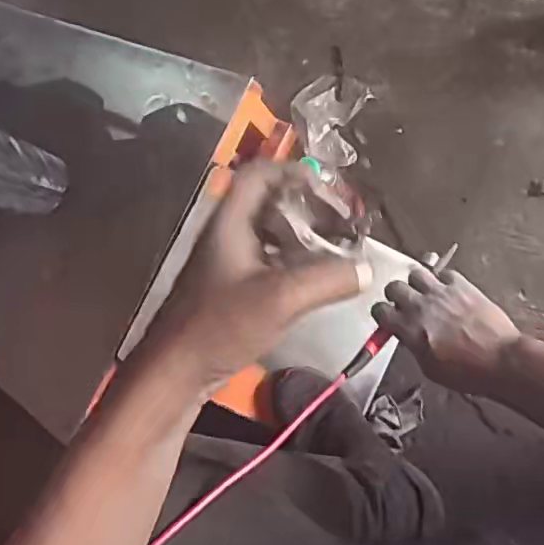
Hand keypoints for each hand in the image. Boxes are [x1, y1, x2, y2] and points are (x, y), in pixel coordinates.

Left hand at [138, 162, 370, 391]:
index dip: (294, 172)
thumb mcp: (280, 299)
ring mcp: (229, 262)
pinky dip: (295, 260)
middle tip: (341, 219)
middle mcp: (228, 236)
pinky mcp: (233, 288)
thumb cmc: (221, 326)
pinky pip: (269, 261)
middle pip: (269, 202)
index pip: (259, 175)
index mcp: (230, 224)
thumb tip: (366, 269)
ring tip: (337, 244)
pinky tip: (317, 277)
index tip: (328, 188)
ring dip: (304, 234)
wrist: (177, 371)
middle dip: (308, 205)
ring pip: (271, 233)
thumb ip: (327, 280)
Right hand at [371, 267, 520, 396]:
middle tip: (405, 304)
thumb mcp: (429, 368)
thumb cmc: (468, 372)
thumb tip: (408, 335)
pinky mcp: (462, 286)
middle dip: (397, 295)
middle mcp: (422, 306)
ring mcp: (443, 292)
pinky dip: (443, 280)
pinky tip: (448, 291)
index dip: (383, 315)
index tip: (388, 318)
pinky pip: (444, 272)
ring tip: (425, 293)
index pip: (381, 311)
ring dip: (417, 283)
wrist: (501, 360)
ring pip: (416, 272)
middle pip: (394, 287)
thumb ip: (413, 345)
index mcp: (410, 329)